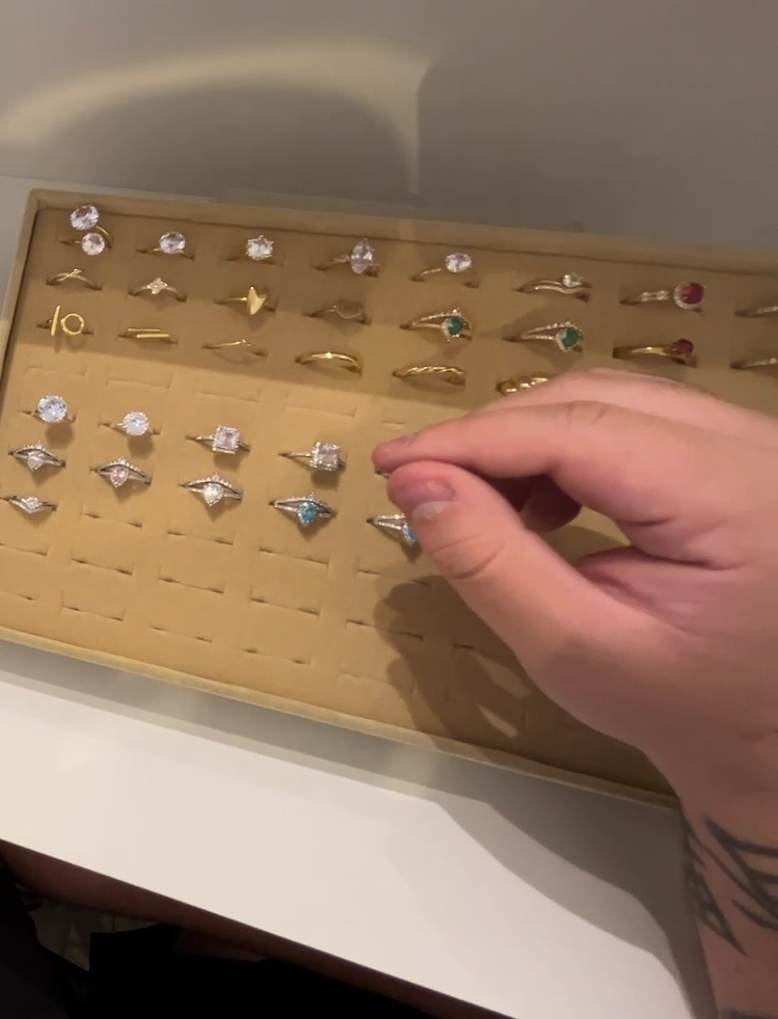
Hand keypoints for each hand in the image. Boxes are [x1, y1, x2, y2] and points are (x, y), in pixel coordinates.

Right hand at [372, 369, 777, 802]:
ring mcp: (763, 450)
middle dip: (489, 435)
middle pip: (594, 401)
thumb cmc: (676, 700)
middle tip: (423, 485)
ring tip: (479, 498)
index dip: (468, 439)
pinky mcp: (744, 457)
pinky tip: (539, 501)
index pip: (579, 432)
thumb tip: (411, 481)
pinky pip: (631, 420)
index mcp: (746, 505)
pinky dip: (557, 447)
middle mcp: (770, 455)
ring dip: (520, 439)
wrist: (775, 726)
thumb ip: (484, 558)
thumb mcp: (564, 642)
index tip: (387, 464)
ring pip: (608, 401)